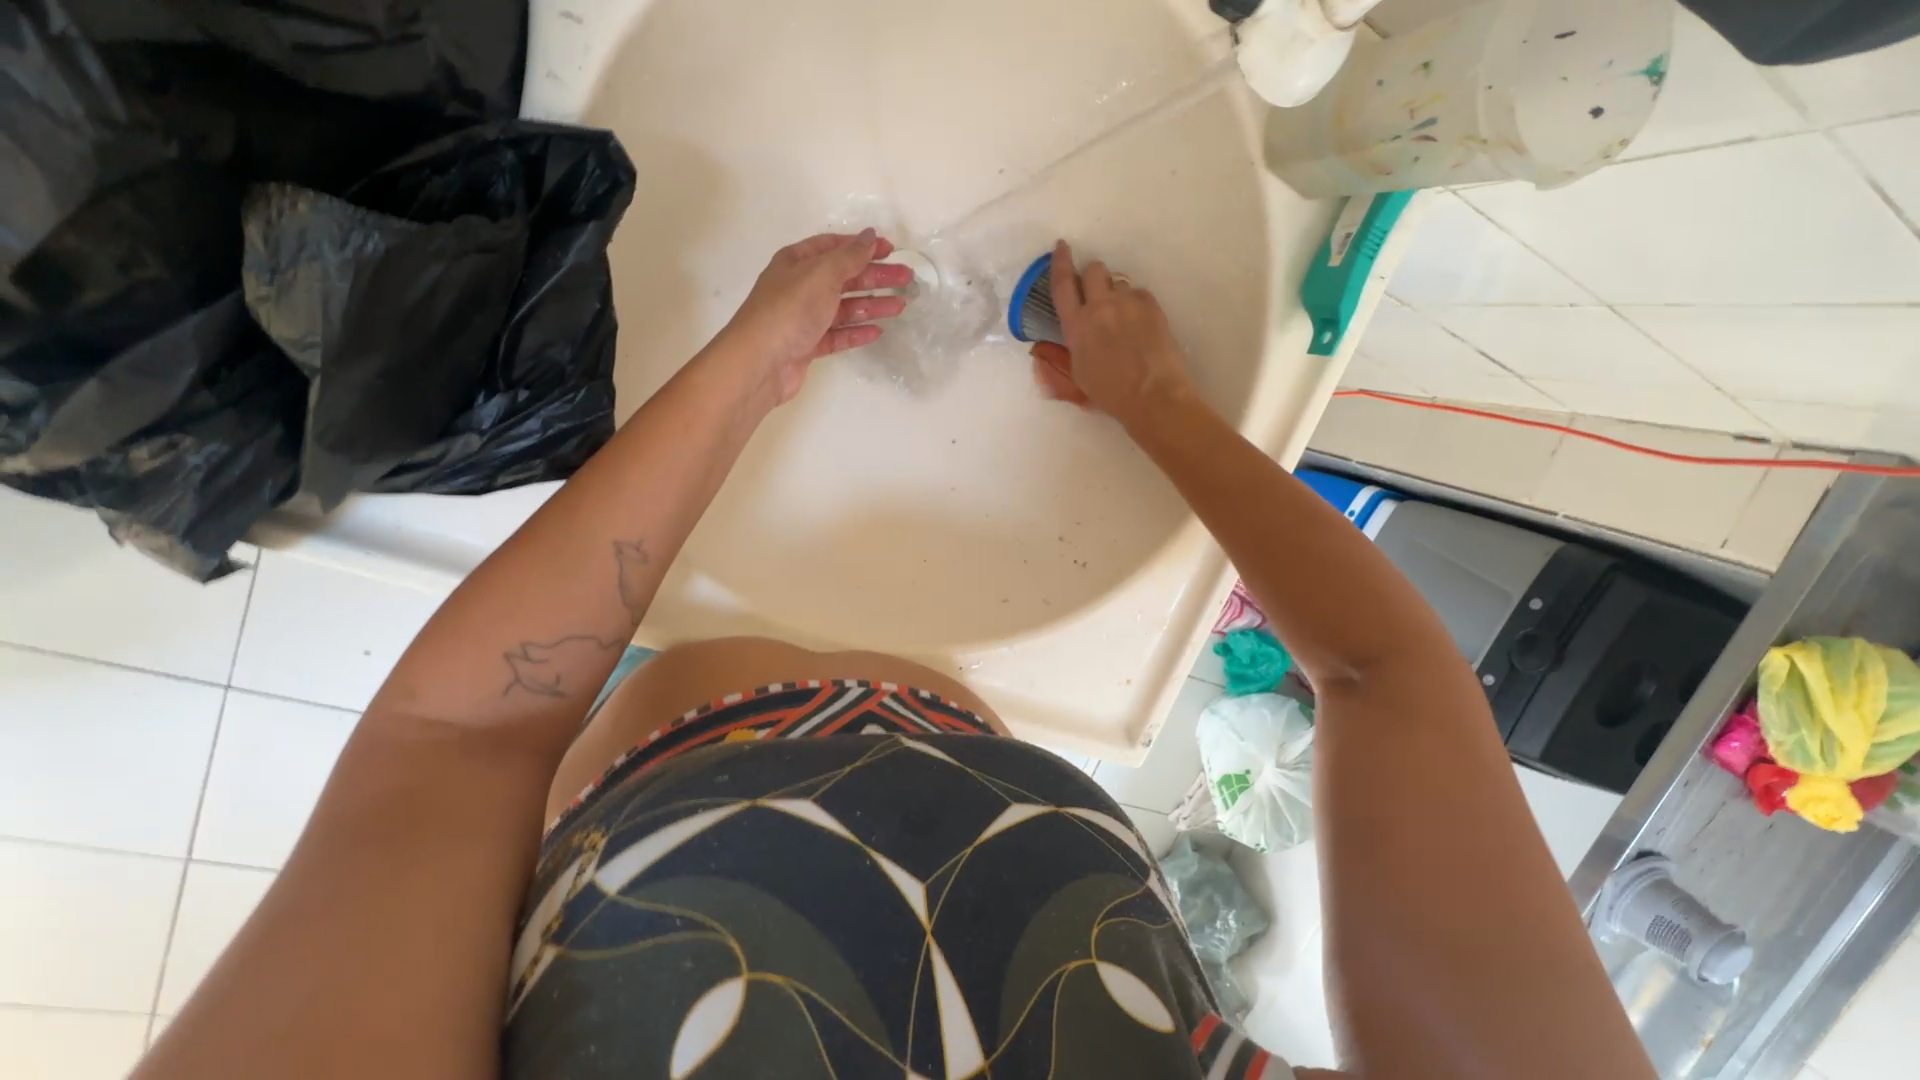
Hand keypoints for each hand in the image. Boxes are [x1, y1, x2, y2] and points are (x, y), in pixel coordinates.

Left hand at [716, 229, 913, 407]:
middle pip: (843, 277)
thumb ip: (849, 256)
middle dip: (875, 277)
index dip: (862, 246)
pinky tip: (877, 331)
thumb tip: (870, 236)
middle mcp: (799, 287)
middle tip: (906, 278)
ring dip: (872, 305)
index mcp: (796, 262)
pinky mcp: (807, 345)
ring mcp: (803, 318)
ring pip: (843, 308)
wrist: (760, 362)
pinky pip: (837, 335)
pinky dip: (856, 332)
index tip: (890, 250)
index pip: (834, 247)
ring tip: (900, 306)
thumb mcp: (821, 275)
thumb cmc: (789, 311)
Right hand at [1036, 240, 1197, 426]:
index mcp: (1076, 326)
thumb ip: (1066, 351)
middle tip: (1097, 293)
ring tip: (1122, 316)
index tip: (1062, 246)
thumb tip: (1050, 345)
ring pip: (1118, 281)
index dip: (1060, 262)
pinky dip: (1135, 302)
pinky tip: (1139, 323)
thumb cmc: (1110, 393)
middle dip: (1093, 276)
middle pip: (1093, 270)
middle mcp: (1100, 307)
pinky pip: (1138, 292)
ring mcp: (1127, 303)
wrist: (1152, 395)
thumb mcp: (1078, 375)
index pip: (1062, 284)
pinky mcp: (1151, 305)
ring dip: (1115, 292)